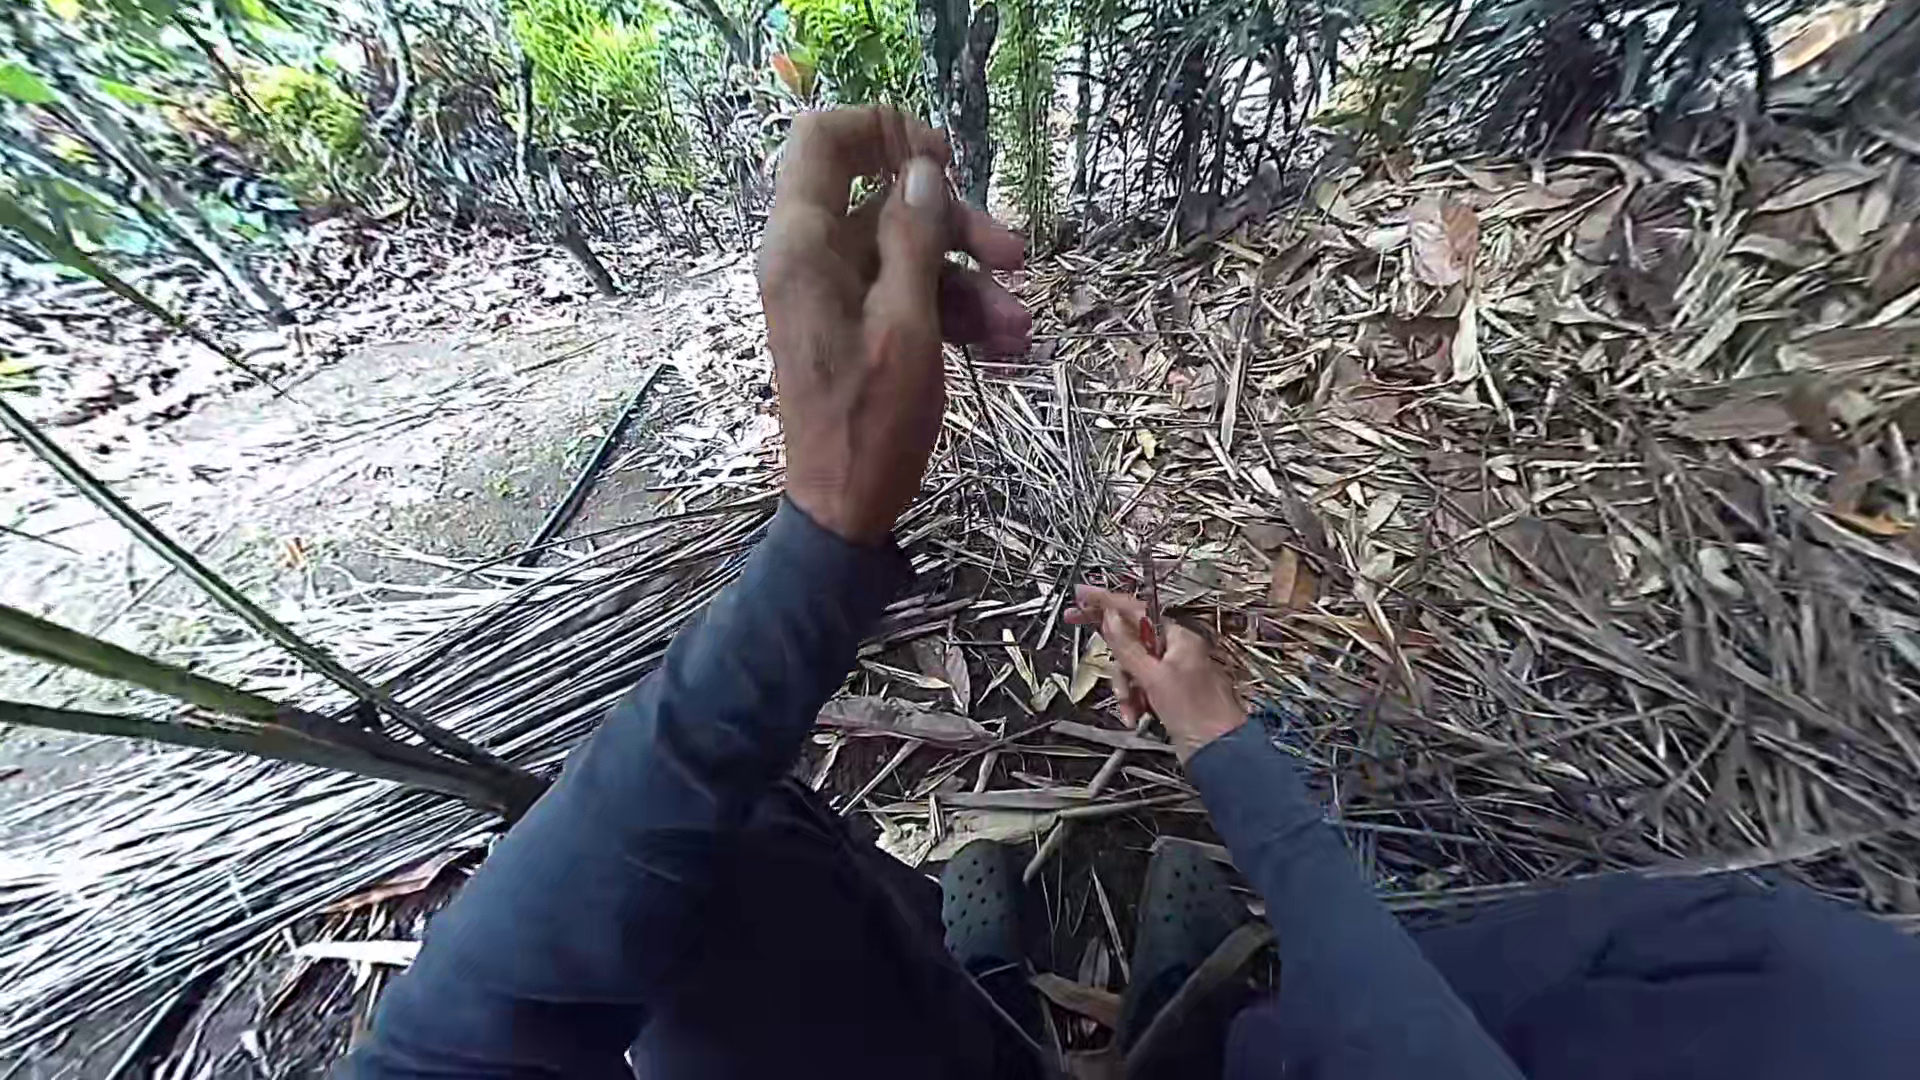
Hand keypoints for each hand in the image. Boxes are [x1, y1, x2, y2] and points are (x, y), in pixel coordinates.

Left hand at [758, 106, 1030, 543]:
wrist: (847, 506)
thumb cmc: (873, 425)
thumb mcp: (906, 330)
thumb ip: (913, 241)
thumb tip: (921, 170)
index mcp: (805, 249)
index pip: (826, 143)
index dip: (886, 133)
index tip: (946, 163)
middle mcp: (814, 264)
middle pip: (888, 207)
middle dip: (958, 230)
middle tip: (1018, 258)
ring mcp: (838, 301)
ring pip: (908, 259)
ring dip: (970, 288)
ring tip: (1019, 331)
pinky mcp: (860, 333)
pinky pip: (907, 302)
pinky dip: (953, 319)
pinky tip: (1001, 350)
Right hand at [1065, 585, 1245, 763]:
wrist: (1219, 754)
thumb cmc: (1197, 714)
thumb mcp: (1153, 676)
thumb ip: (1127, 645)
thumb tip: (1109, 616)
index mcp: (1176, 637)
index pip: (1134, 610)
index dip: (1105, 600)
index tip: (1082, 594)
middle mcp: (1172, 651)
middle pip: (1128, 637)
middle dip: (1110, 648)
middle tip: (1074, 621)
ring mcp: (1167, 672)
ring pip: (1128, 666)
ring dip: (1123, 687)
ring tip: (1130, 705)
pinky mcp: (1163, 693)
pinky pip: (1135, 686)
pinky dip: (1131, 700)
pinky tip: (1135, 714)